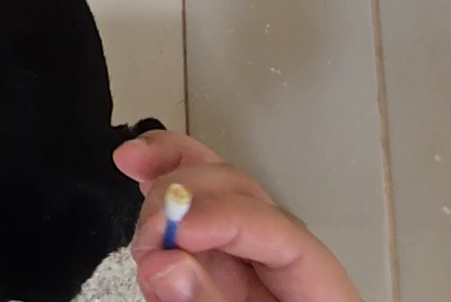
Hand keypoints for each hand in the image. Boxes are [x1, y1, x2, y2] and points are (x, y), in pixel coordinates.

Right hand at [114, 131, 360, 301]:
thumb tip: (166, 263)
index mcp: (321, 292)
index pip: (278, 230)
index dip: (223, 217)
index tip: (177, 231)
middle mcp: (283, 264)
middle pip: (242, 195)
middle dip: (186, 195)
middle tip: (150, 234)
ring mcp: (246, 260)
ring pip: (211, 186)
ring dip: (166, 171)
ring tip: (130, 166)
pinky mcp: (212, 263)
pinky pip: (187, 208)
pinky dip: (157, 180)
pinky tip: (135, 162)